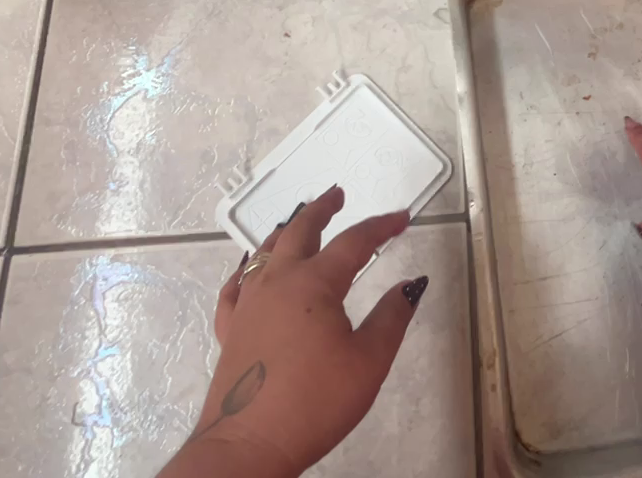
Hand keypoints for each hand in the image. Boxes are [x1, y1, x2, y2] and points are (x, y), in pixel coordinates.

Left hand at [160, 186, 425, 477]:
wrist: (247, 448)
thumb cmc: (314, 403)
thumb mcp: (369, 362)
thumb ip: (392, 316)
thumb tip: (411, 283)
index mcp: (314, 283)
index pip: (354, 242)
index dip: (381, 226)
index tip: (402, 217)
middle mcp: (278, 282)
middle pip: (300, 230)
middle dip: (322, 209)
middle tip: (336, 194)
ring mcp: (248, 304)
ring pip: (266, 252)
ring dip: (286, 230)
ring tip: (298, 220)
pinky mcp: (230, 330)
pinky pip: (235, 288)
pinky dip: (246, 270)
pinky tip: (248, 269)